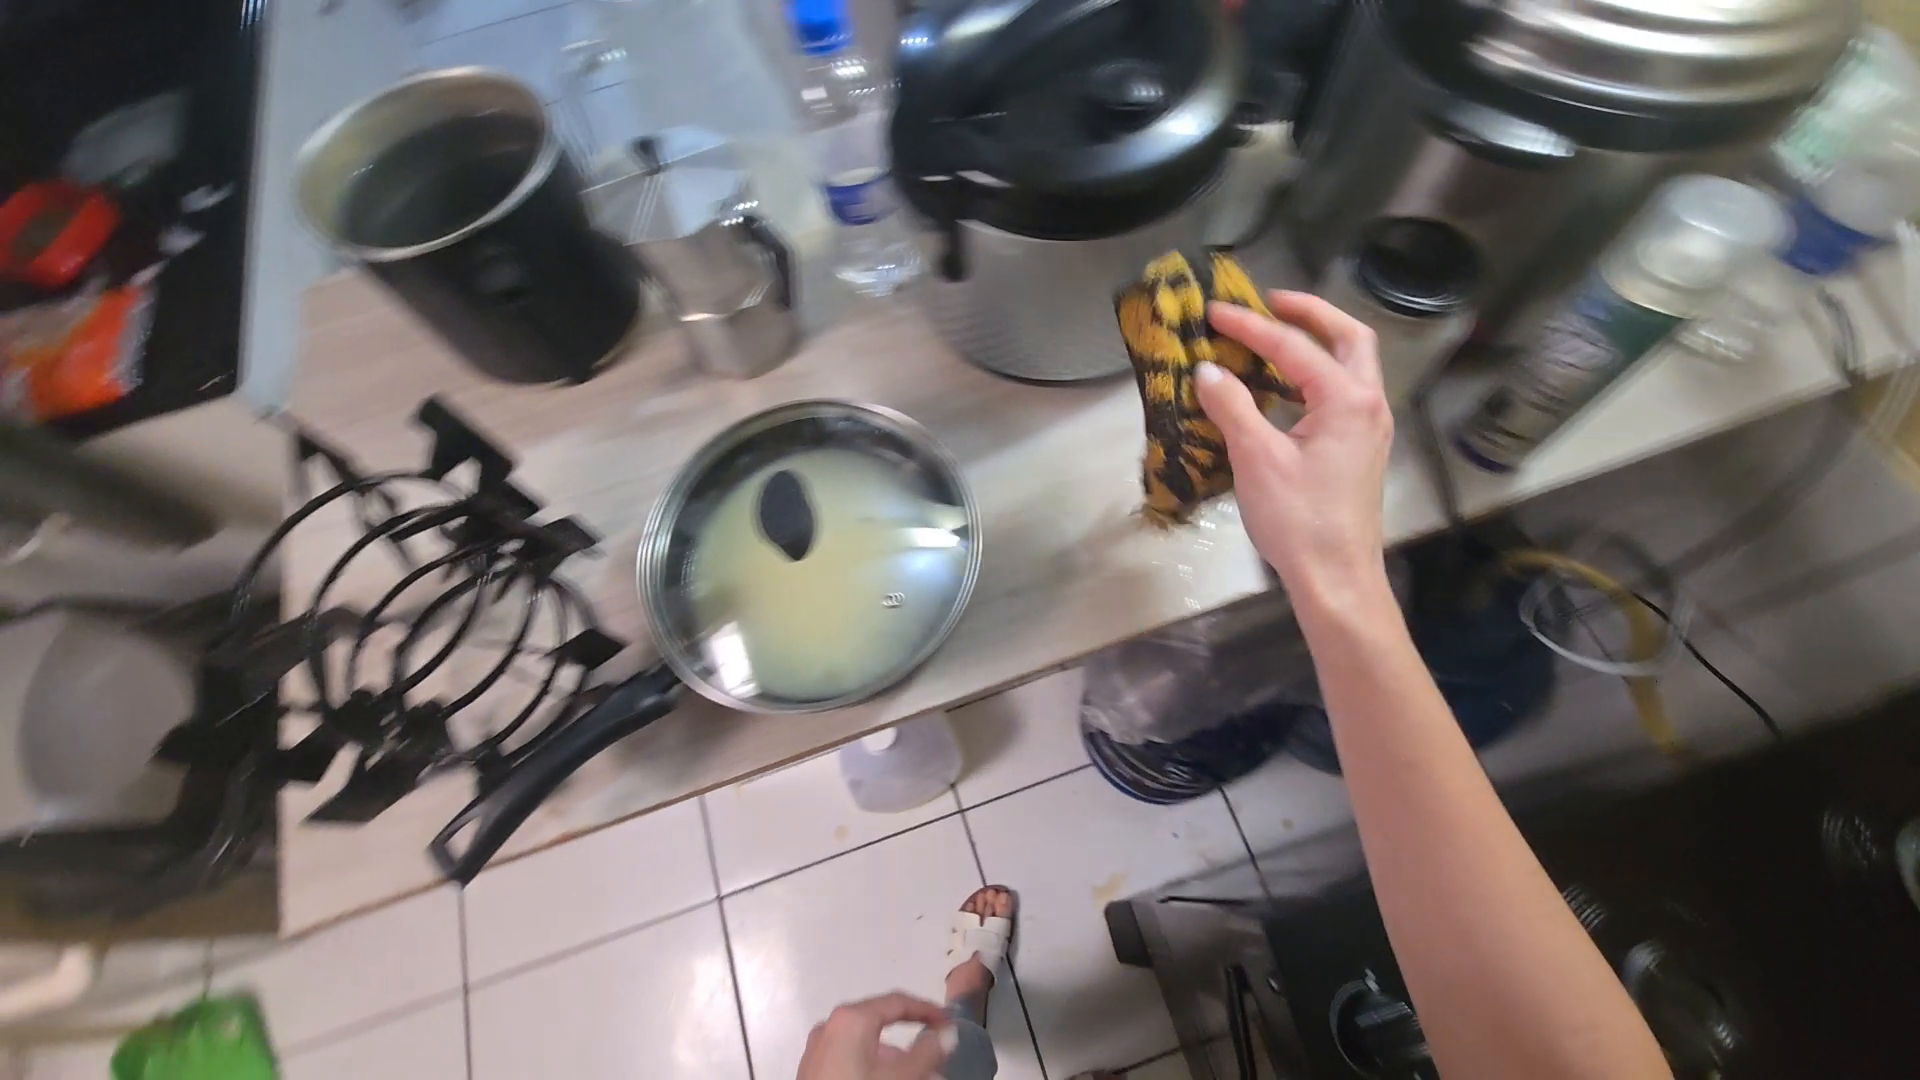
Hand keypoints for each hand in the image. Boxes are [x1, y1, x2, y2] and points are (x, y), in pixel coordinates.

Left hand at [795, 993, 952, 1079]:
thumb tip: (948, 1033)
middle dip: (912, 1052)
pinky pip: (853, 1064)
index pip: (898, 1002)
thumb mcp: (897, 1077)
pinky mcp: (813, 1073)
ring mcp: (819, 1051)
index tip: (949, 1023)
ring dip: (896, 1067)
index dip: (927, 1010)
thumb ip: (926, 1053)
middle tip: (936, 1069)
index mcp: (852, 1018)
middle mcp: (832, 1026)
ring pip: (868, 1052)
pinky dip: (875, 1072)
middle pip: (883, 1031)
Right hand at [1196, 291, 1393, 609]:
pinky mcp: (1360, 449)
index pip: (1293, 348)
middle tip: (1270, 302)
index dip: (1250, 327)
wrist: (1336, 577)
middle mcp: (1369, 404)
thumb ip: (1232, 407)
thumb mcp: (1257, 459)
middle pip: (1348, 338)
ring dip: (1315, 343)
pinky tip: (1282, 390)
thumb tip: (1207, 370)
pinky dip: (1313, 377)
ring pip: (1350, 365)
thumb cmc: (1298, 519)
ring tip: (1273, 337)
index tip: (1214, 311)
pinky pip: (1341, 394)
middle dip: (1310, 314)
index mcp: (1348, 400)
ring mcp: (1370, 428)